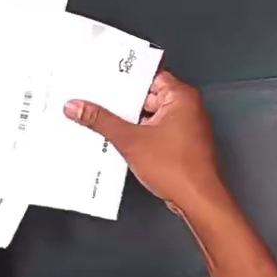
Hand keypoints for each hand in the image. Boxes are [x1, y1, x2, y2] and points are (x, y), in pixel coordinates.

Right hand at [65, 69, 228, 216]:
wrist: (198, 200)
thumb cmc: (179, 169)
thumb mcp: (130, 140)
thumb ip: (102, 121)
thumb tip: (79, 107)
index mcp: (181, 97)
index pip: (148, 76)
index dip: (125, 80)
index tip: (104, 81)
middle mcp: (187, 108)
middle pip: (147, 97)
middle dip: (123, 105)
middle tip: (98, 105)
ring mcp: (186, 127)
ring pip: (150, 116)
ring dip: (131, 123)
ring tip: (107, 126)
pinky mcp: (182, 144)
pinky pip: (156, 132)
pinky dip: (141, 136)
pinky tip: (123, 143)